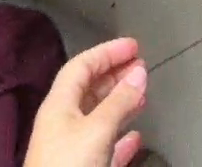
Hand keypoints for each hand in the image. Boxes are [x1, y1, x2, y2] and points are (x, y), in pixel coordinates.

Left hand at [24, 37, 149, 166]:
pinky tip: (136, 138)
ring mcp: (68, 149)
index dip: (107, 52)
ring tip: (143, 95)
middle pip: (89, 89)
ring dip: (120, 104)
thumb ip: (119, 101)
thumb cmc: (68, 166)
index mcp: (58, 105)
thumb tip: (140, 72)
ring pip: (97, 117)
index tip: (134, 46)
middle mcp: (61, 123)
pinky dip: (120, 138)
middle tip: (141, 67)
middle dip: (115, 75)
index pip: (81, 65)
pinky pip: (102, 146)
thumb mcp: (97, 130)